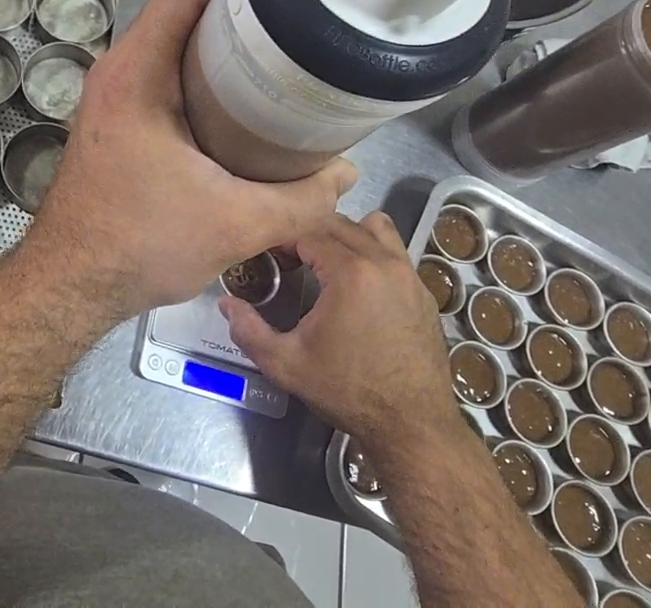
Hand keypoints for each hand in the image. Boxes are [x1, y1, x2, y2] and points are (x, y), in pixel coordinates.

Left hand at [25, 0, 356, 318]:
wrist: (71, 282)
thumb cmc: (142, 243)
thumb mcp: (235, 224)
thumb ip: (301, 200)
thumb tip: (347, 174)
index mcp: (135, 75)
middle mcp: (115, 74)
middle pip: (176, 13)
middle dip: (234, 12)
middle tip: (293, 25)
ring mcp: (108, 98)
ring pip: (167, 46)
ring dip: (215, 46)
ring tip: (275, 58)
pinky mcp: (111, 121)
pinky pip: (157, 76)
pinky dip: (195, 75)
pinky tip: (238, 103)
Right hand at [222, 212, 459, 445]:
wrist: (412, 426)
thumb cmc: (346, 391)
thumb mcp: (285, 364)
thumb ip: (248, 330)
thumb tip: (226, 304)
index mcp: (350, 273)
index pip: (308, 231)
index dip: (284, 239)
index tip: (271, 256)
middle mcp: (384, 263)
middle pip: (339, 224)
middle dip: (310, 233)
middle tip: (290, 259)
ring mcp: (410, 275)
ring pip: (374, 228)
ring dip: (346, 235)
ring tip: (327, 261)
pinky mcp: (424, 292)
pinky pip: (395, 252)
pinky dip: (373, 252)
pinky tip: (358, 285)